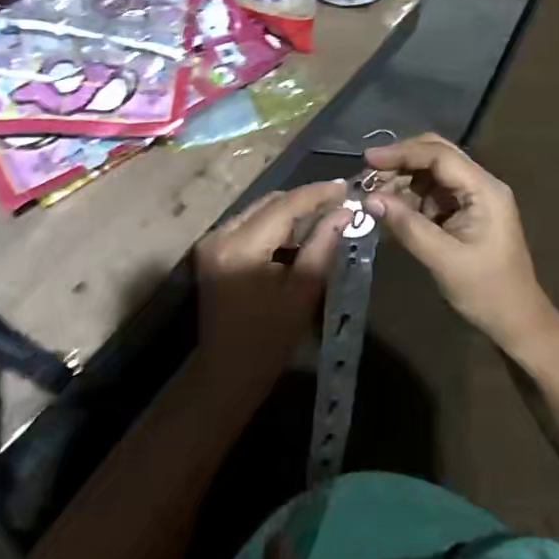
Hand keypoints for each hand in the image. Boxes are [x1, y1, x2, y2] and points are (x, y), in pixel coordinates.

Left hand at [193, 180, 351, 379]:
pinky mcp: (213, 251)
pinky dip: (274, 224)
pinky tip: (297, 232)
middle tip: (339, 199)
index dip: (317, 194)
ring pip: (259, 210)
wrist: (227, 372)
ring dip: (290, 210)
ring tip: (323, 213)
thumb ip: (323, 245)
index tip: (345, 186)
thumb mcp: (302, 291)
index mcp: (241, 246)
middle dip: (305, 200)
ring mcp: (213, 242)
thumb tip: (345, 212)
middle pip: (269, 202)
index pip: (284, 206)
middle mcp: (220, 235)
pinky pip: (250, 224)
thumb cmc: (269, 338)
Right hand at [363, 134, 558, 349]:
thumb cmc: (486, 291)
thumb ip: (407, 226)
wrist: (517, 321)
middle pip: (437, 156)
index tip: (368, 159)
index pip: (439, 155)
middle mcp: (481, 185)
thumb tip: (370, 199)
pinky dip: (410, 197)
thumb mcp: (443, 260)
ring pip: (432, 174)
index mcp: (484, 190)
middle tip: (367, 175)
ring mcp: (474, 199)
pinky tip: (389, 207)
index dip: (402, 153)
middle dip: (401, 161)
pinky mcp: (465, 213)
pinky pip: (433, 194)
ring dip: (402, 179)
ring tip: (372, 194)